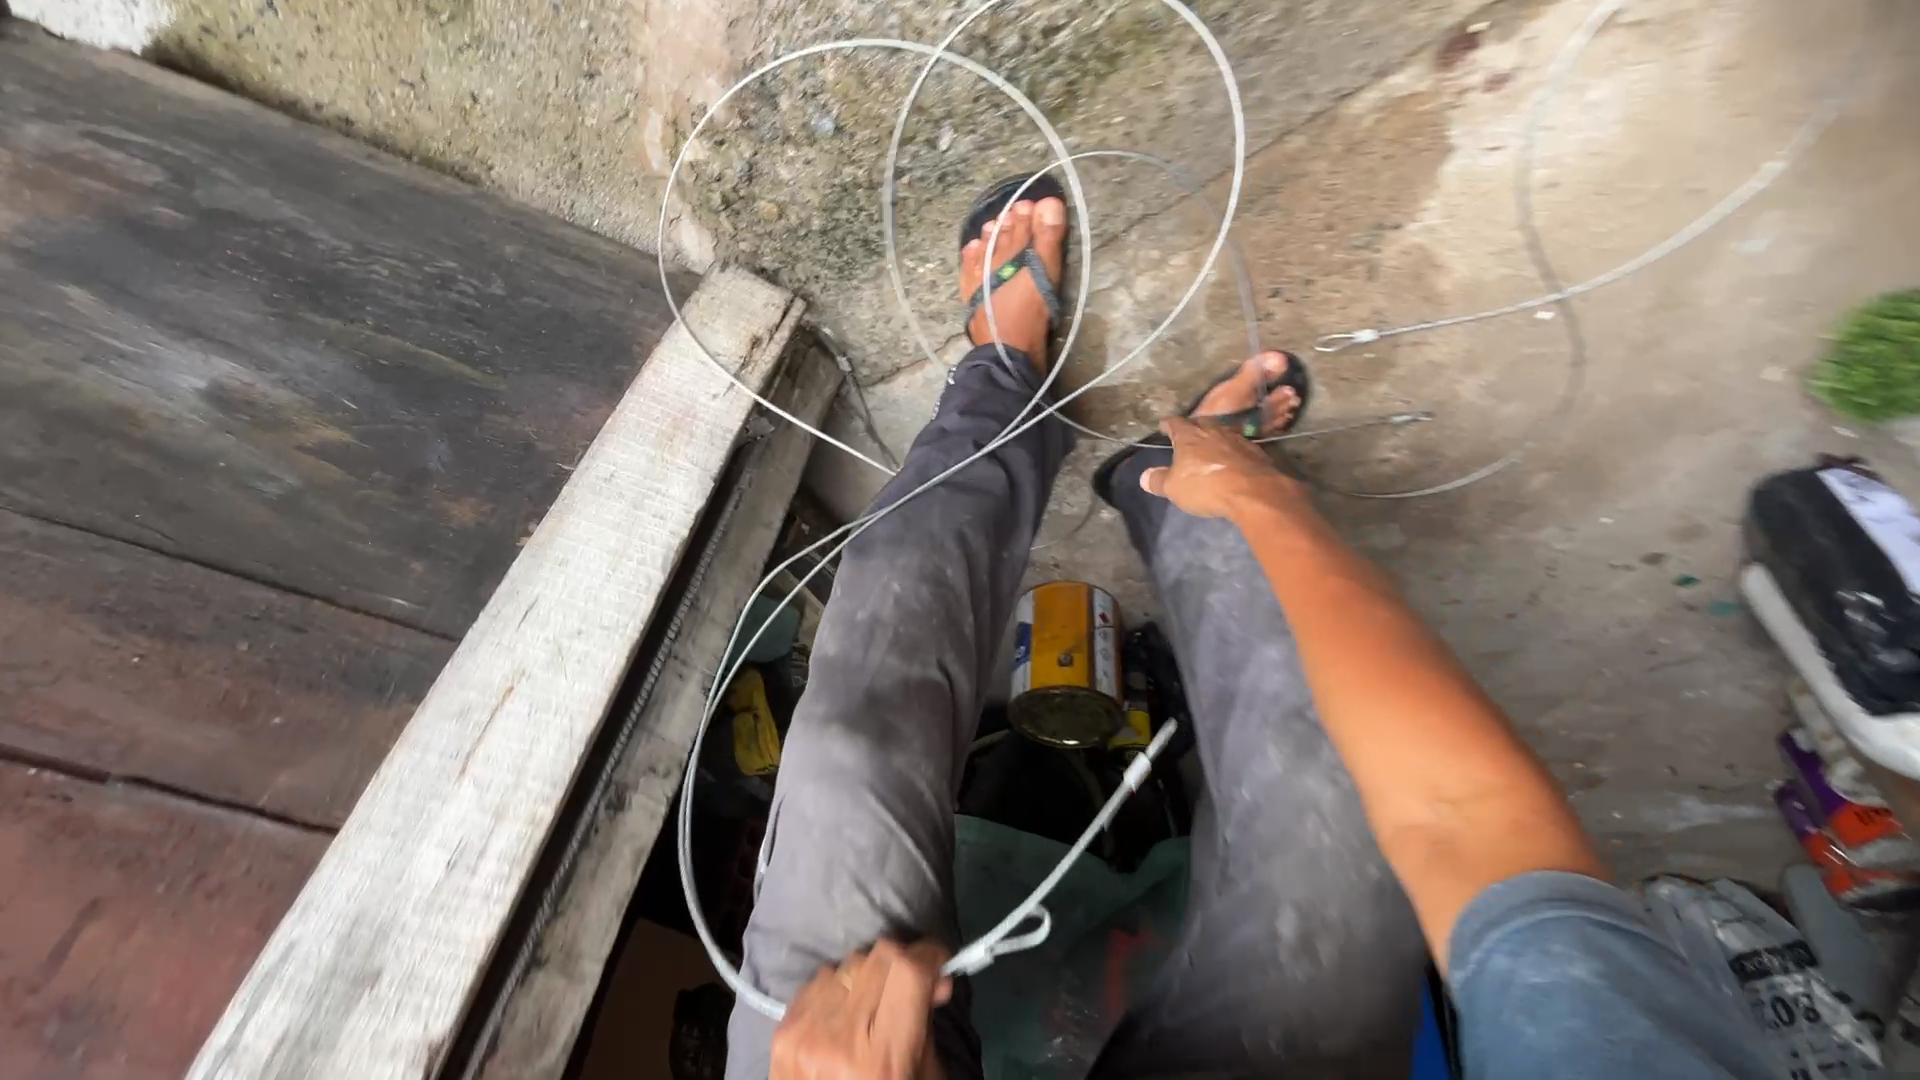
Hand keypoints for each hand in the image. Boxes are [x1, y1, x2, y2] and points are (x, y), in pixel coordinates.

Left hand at [770, 941, 953, 1079]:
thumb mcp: (922, 1076)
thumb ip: (926, 1020)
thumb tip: (934, 975)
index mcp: (881, 1060)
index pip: (906, 972)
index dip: (929, 955)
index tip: (939, 964)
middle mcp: (839, 1039)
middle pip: (880, 957)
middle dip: (903, 962)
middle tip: (912, 982)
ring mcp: (805, 1032)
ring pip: (850, 962)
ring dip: (869, 976)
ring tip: (873, 1005)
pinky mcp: (783, 1029)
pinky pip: (822, 979)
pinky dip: (840, 988)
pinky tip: (845, 1015)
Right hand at [1139, 415, 1300, 519]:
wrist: (1252, 492)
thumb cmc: (1205, 486)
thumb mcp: (1173, 488)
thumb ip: (1158, 480)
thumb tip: (1144, 476)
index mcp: (1189, 436)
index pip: (1174, 423)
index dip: (1167, 424)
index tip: (1163, 426)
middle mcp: (1213, 431)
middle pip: (1201, 423)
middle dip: (1193, 428)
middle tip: (1188, 436)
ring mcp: (1237, 439)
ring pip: (1222, 433)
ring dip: (1215, 439)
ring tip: (1210, 448)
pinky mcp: (1256, 452)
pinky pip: (1239, 447)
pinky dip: (1233, 452)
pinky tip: (1233, 462)